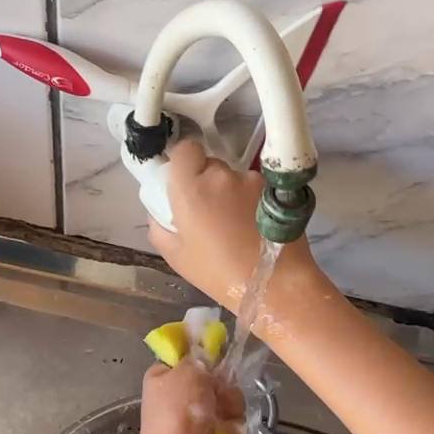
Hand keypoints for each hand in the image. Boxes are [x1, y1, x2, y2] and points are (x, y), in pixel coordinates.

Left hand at [130, 359, 236, 433]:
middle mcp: (176, 395)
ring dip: (230, 406)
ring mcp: (193, 418)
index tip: (217, 358)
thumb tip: (208, 369)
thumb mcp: (188, 372)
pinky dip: (233, 425)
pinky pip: (230, 422)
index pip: (185, 358)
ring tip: (226, 416)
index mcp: (162, 376)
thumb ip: (200, 362)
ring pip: (225, 400)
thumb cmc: (178, 412)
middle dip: (221, 386)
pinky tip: (231, 430)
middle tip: (219, 394)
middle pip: (211, 379)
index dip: (202, 357)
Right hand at [147, 140, 329, 314]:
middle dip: (205, 181)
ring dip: (229, 192)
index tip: (183, 182)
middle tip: (207, 211)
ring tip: (233, 223)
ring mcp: (250, 181)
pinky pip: (253, 188)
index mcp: (190, 188)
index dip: (183, 162)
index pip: (185, 149)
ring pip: (232, 177)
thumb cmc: (218, 273)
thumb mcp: (176, 256)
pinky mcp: (272, 190)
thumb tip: (159, 213)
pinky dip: (249, 200)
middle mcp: (220, 176)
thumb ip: (160, 227)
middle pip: (209, 164)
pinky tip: (252, 225)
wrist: (274, 283)